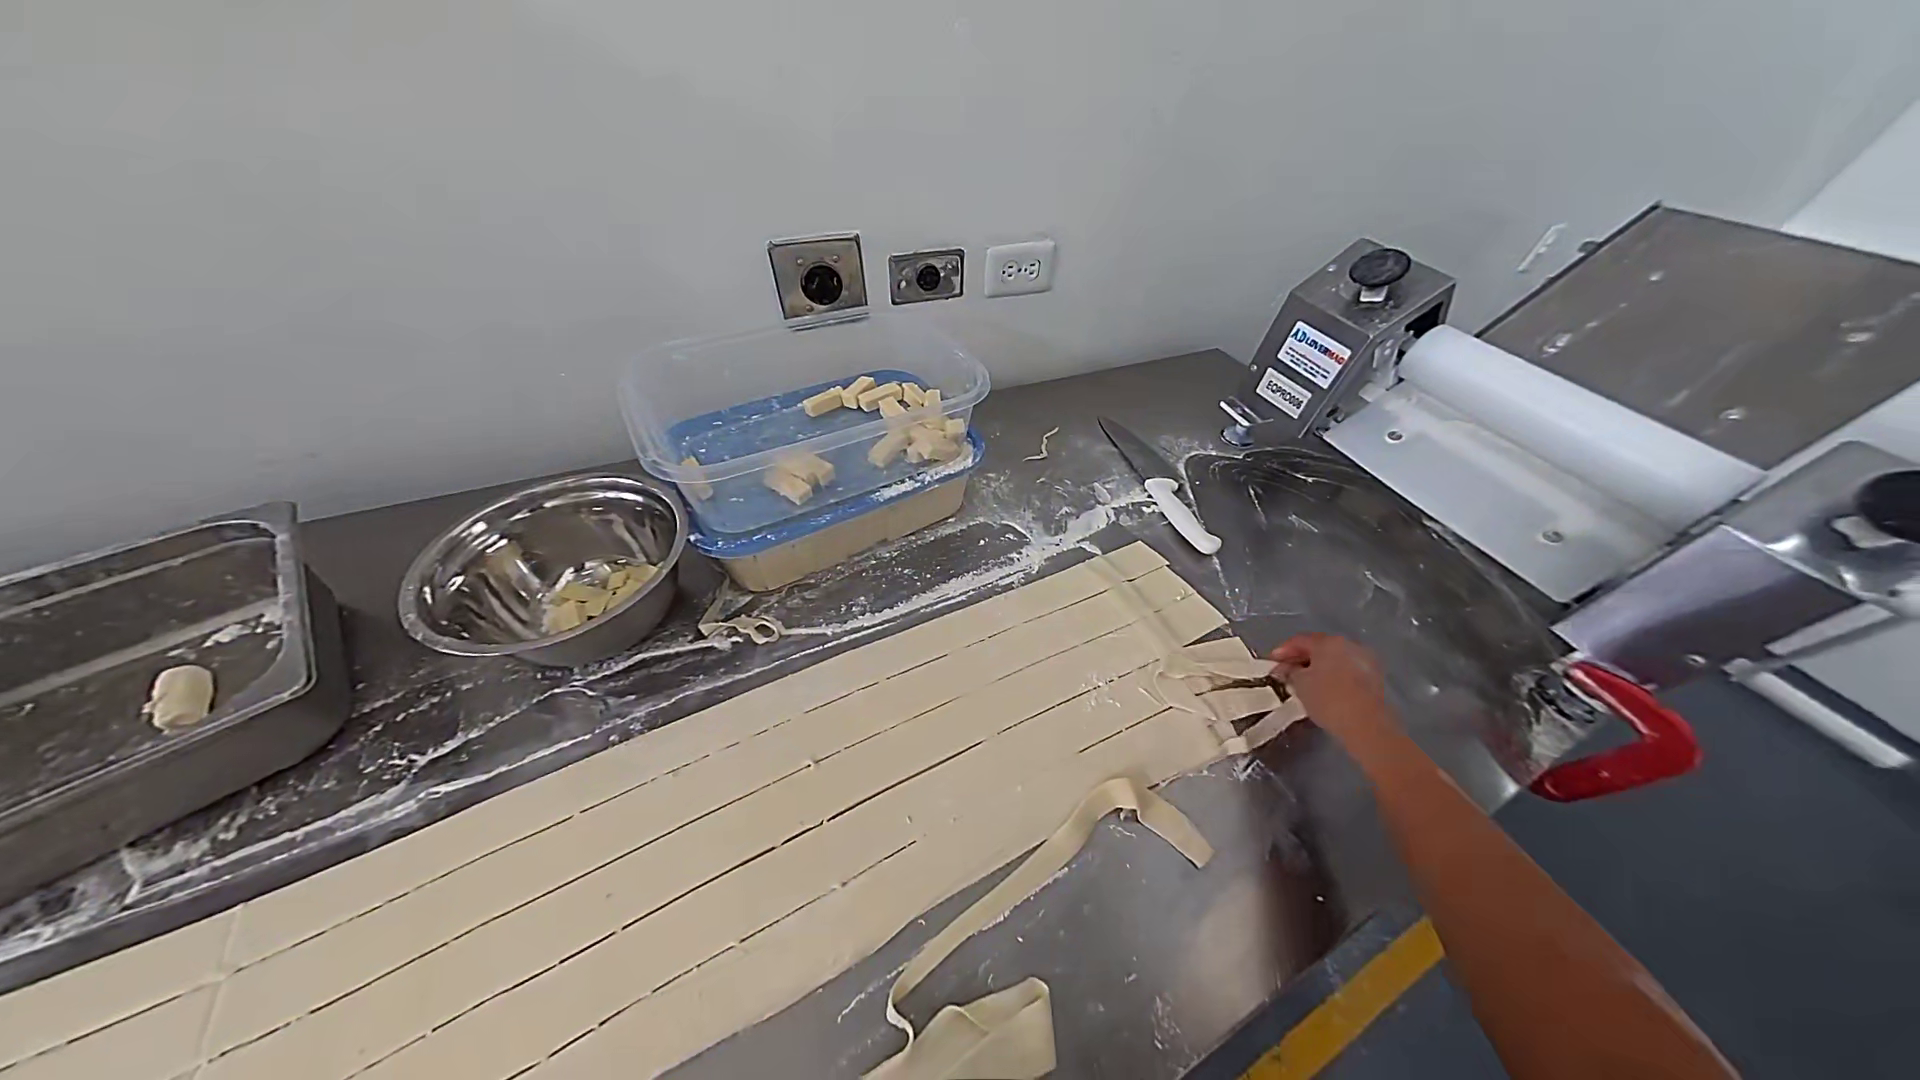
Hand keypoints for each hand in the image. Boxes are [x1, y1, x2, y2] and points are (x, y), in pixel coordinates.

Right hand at [1268, 633, 1392, 740]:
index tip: (1271, 663)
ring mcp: (1364, 660)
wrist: (1366, 725)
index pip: (1299, 640)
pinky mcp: (1374, 677)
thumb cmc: (1327, 699)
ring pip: (1334, 659)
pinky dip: (1332, 675)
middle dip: (1300, 658)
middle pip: (1319, 647)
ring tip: (1303, 682)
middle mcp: (1349, 645)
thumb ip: (1290, 671)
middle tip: (1286, 671)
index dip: (1282, 651)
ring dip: (1317, 667)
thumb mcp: (1299, 684)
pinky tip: (1323, 688)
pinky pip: (1346, 670)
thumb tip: (1287, 668)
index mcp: (1328, 642)